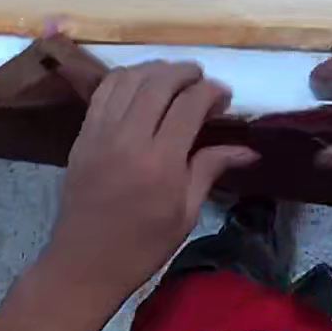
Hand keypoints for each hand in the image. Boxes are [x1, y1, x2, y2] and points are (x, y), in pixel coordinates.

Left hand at [38, 62, 258, 306]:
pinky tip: (140, 83)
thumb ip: (210, 169)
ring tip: (173, 75)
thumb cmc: (142, 246)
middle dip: (186, 72)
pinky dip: (125, 77)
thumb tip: (249, 150)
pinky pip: (104, 91)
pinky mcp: (83, 134)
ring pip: (129, 79)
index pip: (189, 105)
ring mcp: (100, 132)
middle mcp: (129, 138)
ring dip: (155, 69)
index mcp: (160, 162)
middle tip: (202, 78)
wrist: (84, 262)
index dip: (211, 91)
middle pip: (159, 82)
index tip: (224, 96)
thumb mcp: (186, 213)